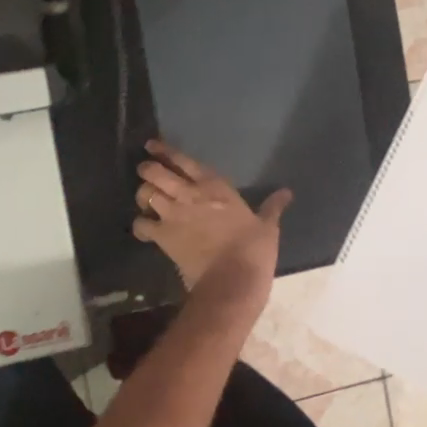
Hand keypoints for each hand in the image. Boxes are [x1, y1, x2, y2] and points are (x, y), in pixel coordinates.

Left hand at [132, 140, 291, 291]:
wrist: (233, 280)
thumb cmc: (253, 250)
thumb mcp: (267, 226)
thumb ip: (272, 206)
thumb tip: (287, 193)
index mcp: (215, 186)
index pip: (184, 161)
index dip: (165, 151)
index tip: (152, 146)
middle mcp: (189, 194)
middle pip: (157, 172)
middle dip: (148, 169)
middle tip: (145, 170)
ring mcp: (173, 215)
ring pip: (145, 194)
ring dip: (142, 194)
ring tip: (144, 199)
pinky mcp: (163, 237)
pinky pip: (141, 225)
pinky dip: (140, 225)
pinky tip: (144, 229)